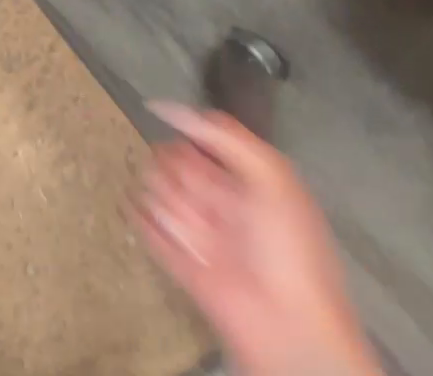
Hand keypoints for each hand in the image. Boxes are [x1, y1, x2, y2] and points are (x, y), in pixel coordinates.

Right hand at [137, 103, 382, 375]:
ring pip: (154, 190)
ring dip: (174, 210)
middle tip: (205, 204)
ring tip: (200, 236)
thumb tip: (165, 107)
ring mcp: (192, 225)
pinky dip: (152, 225)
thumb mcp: (272, 177)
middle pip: (169, 160)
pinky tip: (178, 239)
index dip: (193, 143)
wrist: (285, 324)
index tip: (204, 161)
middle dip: (181, 178)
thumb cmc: (289, 250)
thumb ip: (224, 135)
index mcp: (243, 176)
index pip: (196, 137)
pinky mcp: (172, 251)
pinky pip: (143, 222)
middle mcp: (215, 196)